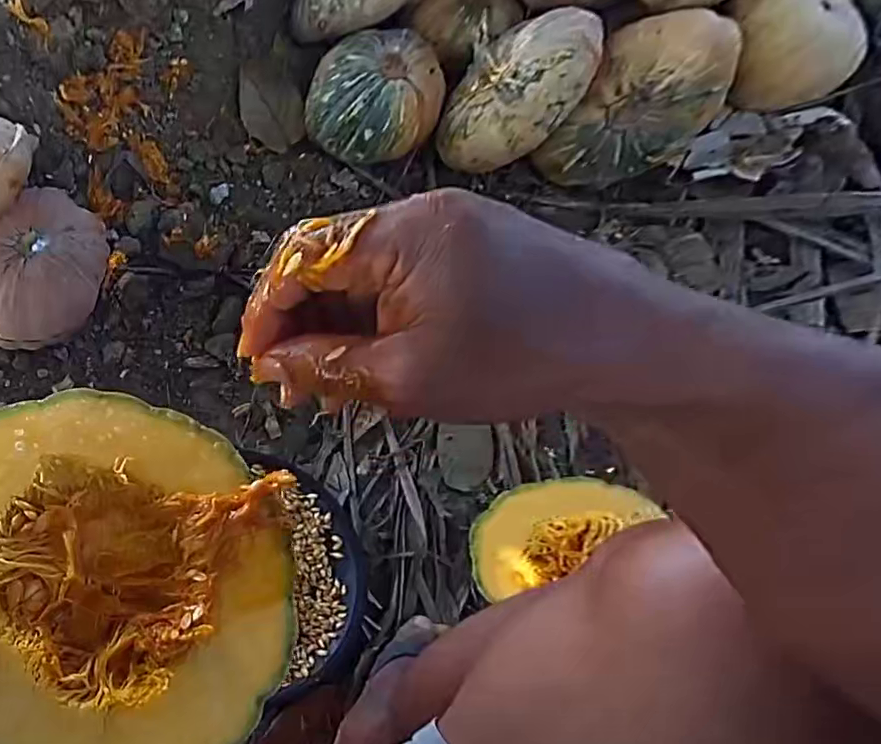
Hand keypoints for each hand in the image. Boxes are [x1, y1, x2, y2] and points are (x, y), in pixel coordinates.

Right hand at [238, 189, 679, 420]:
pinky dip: (366, 325)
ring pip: (354, 278)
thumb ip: (324, 366)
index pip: (301, 261)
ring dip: (329, 331)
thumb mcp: (403, 377)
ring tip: (323, 389)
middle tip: (287, 383)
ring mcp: (442, 230)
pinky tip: (361, 366)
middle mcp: (417, 218)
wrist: (627, 346)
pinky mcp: (460, 249)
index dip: (265, 313)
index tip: (254, 363)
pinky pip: (390, 283)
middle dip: (295, 326)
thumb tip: (270, 364)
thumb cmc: (516, 360)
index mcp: (401, 235)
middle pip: (323, 264)